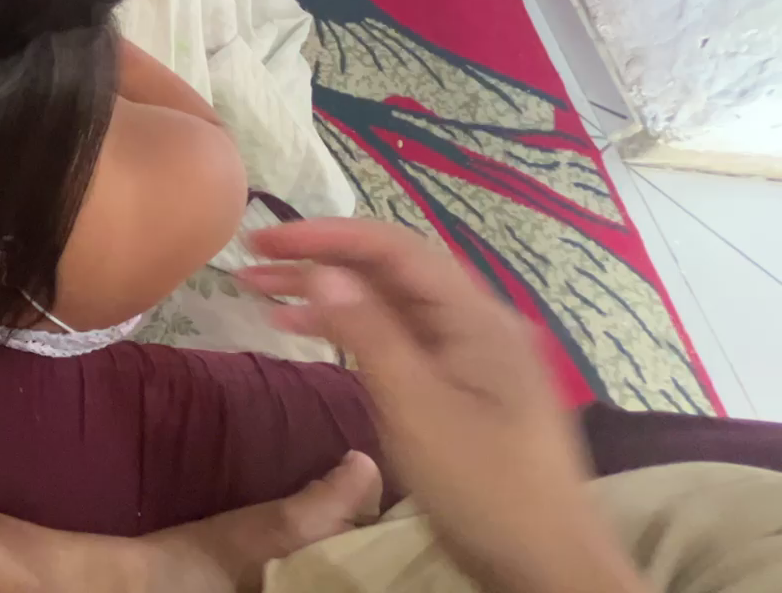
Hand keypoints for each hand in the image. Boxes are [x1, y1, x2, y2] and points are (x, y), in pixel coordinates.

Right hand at [240, 219, 643, 592]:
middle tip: (251, 255)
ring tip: (253, 285)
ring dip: (315, 288)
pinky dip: (335, 323)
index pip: (392, 248)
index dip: (326, 234)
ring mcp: (456, 349)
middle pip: (382, 268)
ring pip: (376, 297)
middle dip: (313, 257)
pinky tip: (290, 324)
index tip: (267, 238)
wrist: (543, 571)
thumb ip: (369, 332)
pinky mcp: (441, 375)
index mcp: (476, 317)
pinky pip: (381, 330)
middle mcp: (468, 320)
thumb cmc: (483, 486)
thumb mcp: (416, 406)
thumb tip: (321, 271)